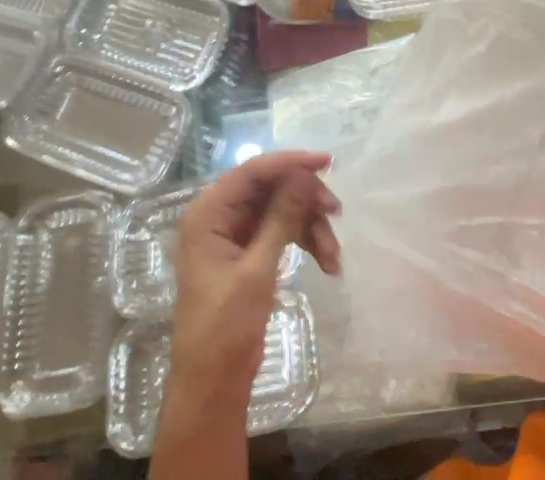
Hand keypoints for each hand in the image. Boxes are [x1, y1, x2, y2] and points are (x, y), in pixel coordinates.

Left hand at [153, 154, 340, 479]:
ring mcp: (234, 236)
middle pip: (271, 189)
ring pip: (282, 212)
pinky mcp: (248, 254)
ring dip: (311, 228)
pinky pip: (282, 233)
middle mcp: (219, 217)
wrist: (213, 382)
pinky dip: (305, 244)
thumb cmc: (225, 326)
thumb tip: (302, 175)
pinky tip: (328, 264)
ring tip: (334, 257)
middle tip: (336, 215)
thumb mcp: (256, 269)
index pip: (252, 171)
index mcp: (208, 213)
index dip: (290, 163)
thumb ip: (280, 218)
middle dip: (306, 201)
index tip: (327, 164)